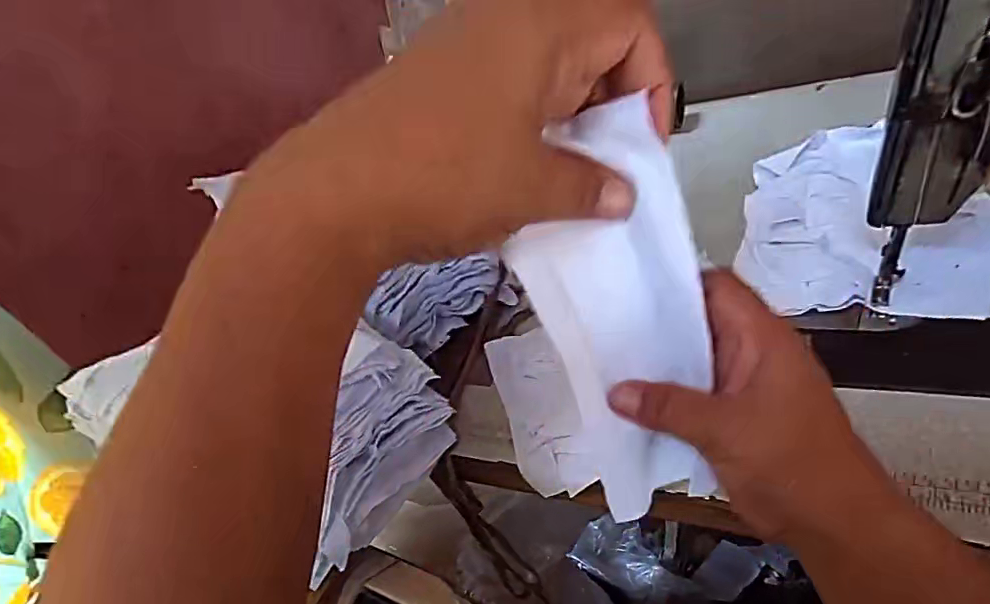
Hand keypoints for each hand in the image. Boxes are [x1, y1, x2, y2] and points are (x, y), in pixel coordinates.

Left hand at [246, 0, 673, 266]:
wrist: (338, 194)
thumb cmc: (444, 177)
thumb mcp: (530, 188)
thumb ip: (587, 188)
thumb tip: (621, 196)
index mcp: (542, 24)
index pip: (630, 24)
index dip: (652, 85)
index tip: (642, 150)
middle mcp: (506, 21)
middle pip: (589, 47)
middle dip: (610, 113)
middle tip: (606, 176)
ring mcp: (467, 50)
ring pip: (545, 77)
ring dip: (568, 130)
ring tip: (565, 188)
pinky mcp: (440, 86)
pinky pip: (506, 98)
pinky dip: (528, 135)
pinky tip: (520, 183)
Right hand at [607, 271, 900, 543]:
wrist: (827, 516)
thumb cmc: (796, 462)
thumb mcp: (724, 429)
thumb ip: (668, 408)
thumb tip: (620, 393)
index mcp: (763, 340)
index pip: (718, 289)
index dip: (677, 283)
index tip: (631, 290)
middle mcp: (752, 358)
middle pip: (699, 328)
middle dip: (656, 331)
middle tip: (609, 333)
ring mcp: (742, 392)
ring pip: (693, 370)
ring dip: (659, 373)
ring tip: (613, 371)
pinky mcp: (733, 423)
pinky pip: (692, 404)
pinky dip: (666, 406)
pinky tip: (634, 412)